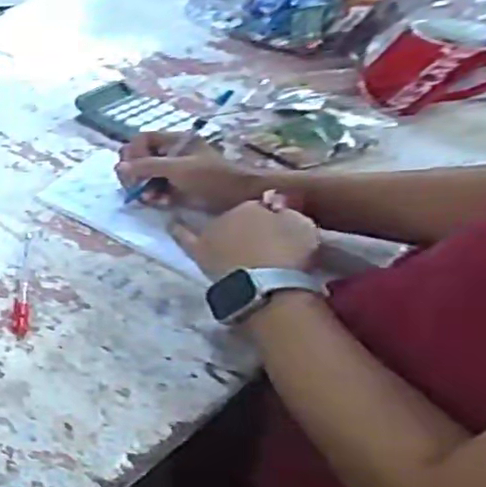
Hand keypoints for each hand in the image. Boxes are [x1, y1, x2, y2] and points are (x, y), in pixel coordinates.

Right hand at [116, 132, 269, 211]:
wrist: (238, 197)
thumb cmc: (212, 177)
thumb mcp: (179, 168)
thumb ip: (147, 166)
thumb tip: (119, 167)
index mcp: (174, 141)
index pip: (139, 140)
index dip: (133, 153)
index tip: (135, 167)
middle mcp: (168, 153)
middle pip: (134, 158)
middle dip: (133, 174)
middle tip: (137, 186)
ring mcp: (167, 170)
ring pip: (137, 175)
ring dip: (140, 188)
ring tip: (150, 197)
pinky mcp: (168, 186)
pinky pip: (146, 188)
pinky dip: (148, 196)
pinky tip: (158, 201)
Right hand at [171, 195, 320, 280]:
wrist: (258, 280)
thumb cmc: (222, 261)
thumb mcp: (195, 247)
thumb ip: (183, 232)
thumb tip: (172, 222)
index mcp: (241, 207)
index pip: (242, 208)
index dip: (238, 222)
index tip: (232, 236)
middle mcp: (271, 207)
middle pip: (267, 211)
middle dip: (262, 222)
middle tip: (252, 242)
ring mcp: (295, 219)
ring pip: (287, 220)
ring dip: (281, 231)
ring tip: (271, 250)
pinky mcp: (312, 233)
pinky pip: (304, 233)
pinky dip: (298, 240)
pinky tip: (289, 255)